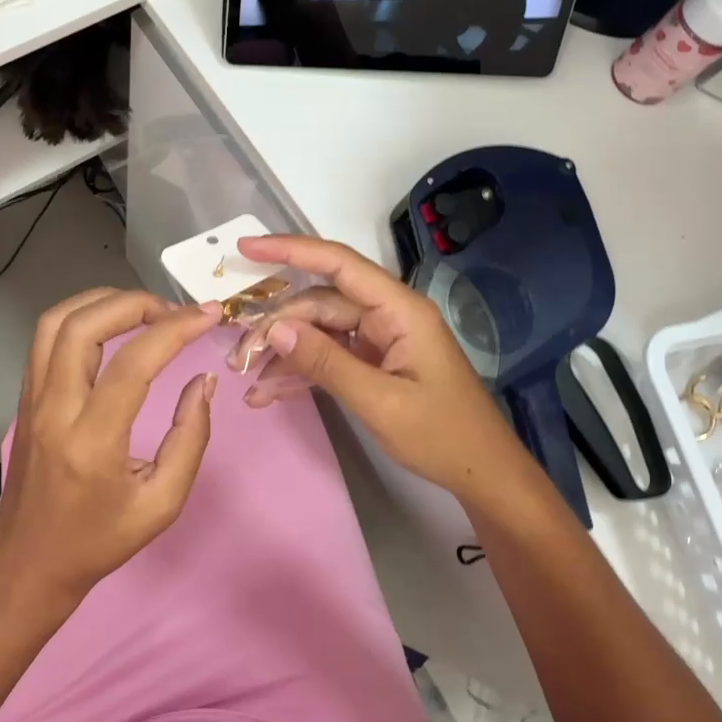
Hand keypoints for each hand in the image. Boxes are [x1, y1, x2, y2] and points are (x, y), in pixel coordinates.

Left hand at [0, 290, 219, 602]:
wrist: (29, 562)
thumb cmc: (100, 539)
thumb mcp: (162, 503)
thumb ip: (190, 437)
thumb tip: (202, 381)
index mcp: (92, 442)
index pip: (132, 364)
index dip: (174, 330)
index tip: (208, 315)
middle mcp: (54, 410)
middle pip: (83, 326)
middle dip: (135, 303)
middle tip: (174, 310)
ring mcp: (31, 399)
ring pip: (55, 322)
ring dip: (103, 300)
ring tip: (144, 308)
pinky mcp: (24, 396)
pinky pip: (44, 337)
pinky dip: (80, 315)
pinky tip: (111, 322)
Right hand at [233, 236, 525, 501]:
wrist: (483, 473)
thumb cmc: (442, 435)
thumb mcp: (379, 402)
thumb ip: (326, 362)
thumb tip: (275, 328)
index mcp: (399, 309)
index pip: (338, 264)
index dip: (290, 250)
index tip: (247, 248)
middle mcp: (387, 315)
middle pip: (320, 303)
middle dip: (277, 325)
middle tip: (238, 356)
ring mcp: (380, 340)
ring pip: (319, 331)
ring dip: (284, 352)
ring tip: (247, 378)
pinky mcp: (374, 363)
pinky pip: (329, 356)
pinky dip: (301, 371)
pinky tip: (269, 392)